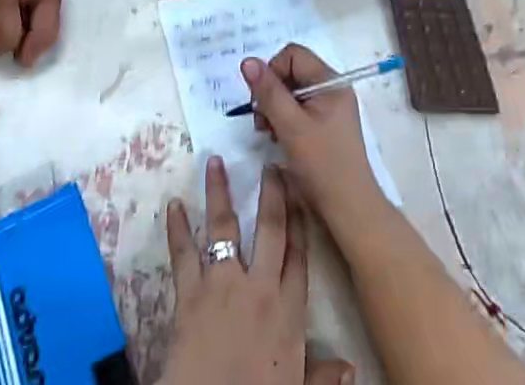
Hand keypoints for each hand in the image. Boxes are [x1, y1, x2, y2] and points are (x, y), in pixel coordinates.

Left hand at [158, 158, 352, 384]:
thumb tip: (351, 368)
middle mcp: (259, 288)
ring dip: (220, 193)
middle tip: (271, 164)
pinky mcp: (190, 293)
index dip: (301, 221)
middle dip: (273, 194)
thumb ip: (321, 376)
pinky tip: (174, 206)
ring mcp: (223, 285)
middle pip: (270, 230)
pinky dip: (178, 229)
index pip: (299, 255)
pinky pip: (184, 254)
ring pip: (225, 228)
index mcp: (289, 312)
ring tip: (215, 161)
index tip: (300, 191)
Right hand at [240, 47, 383, 224]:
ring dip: (274, 107)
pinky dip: (283, 119)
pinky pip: (297, 108)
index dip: (272, 71)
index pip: (292, 55)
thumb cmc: (322, 164)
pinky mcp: (325, 124)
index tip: (262, 100)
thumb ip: (268, 92)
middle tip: (262, 121)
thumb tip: (247, 61)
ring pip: (291, 91)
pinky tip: (278, 137)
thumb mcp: (290, 125)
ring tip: (268, 131)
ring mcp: (329, 107)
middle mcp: (332, 89)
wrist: (349, 208)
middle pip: (291, 71)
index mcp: (330, 82)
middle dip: (271, 92)